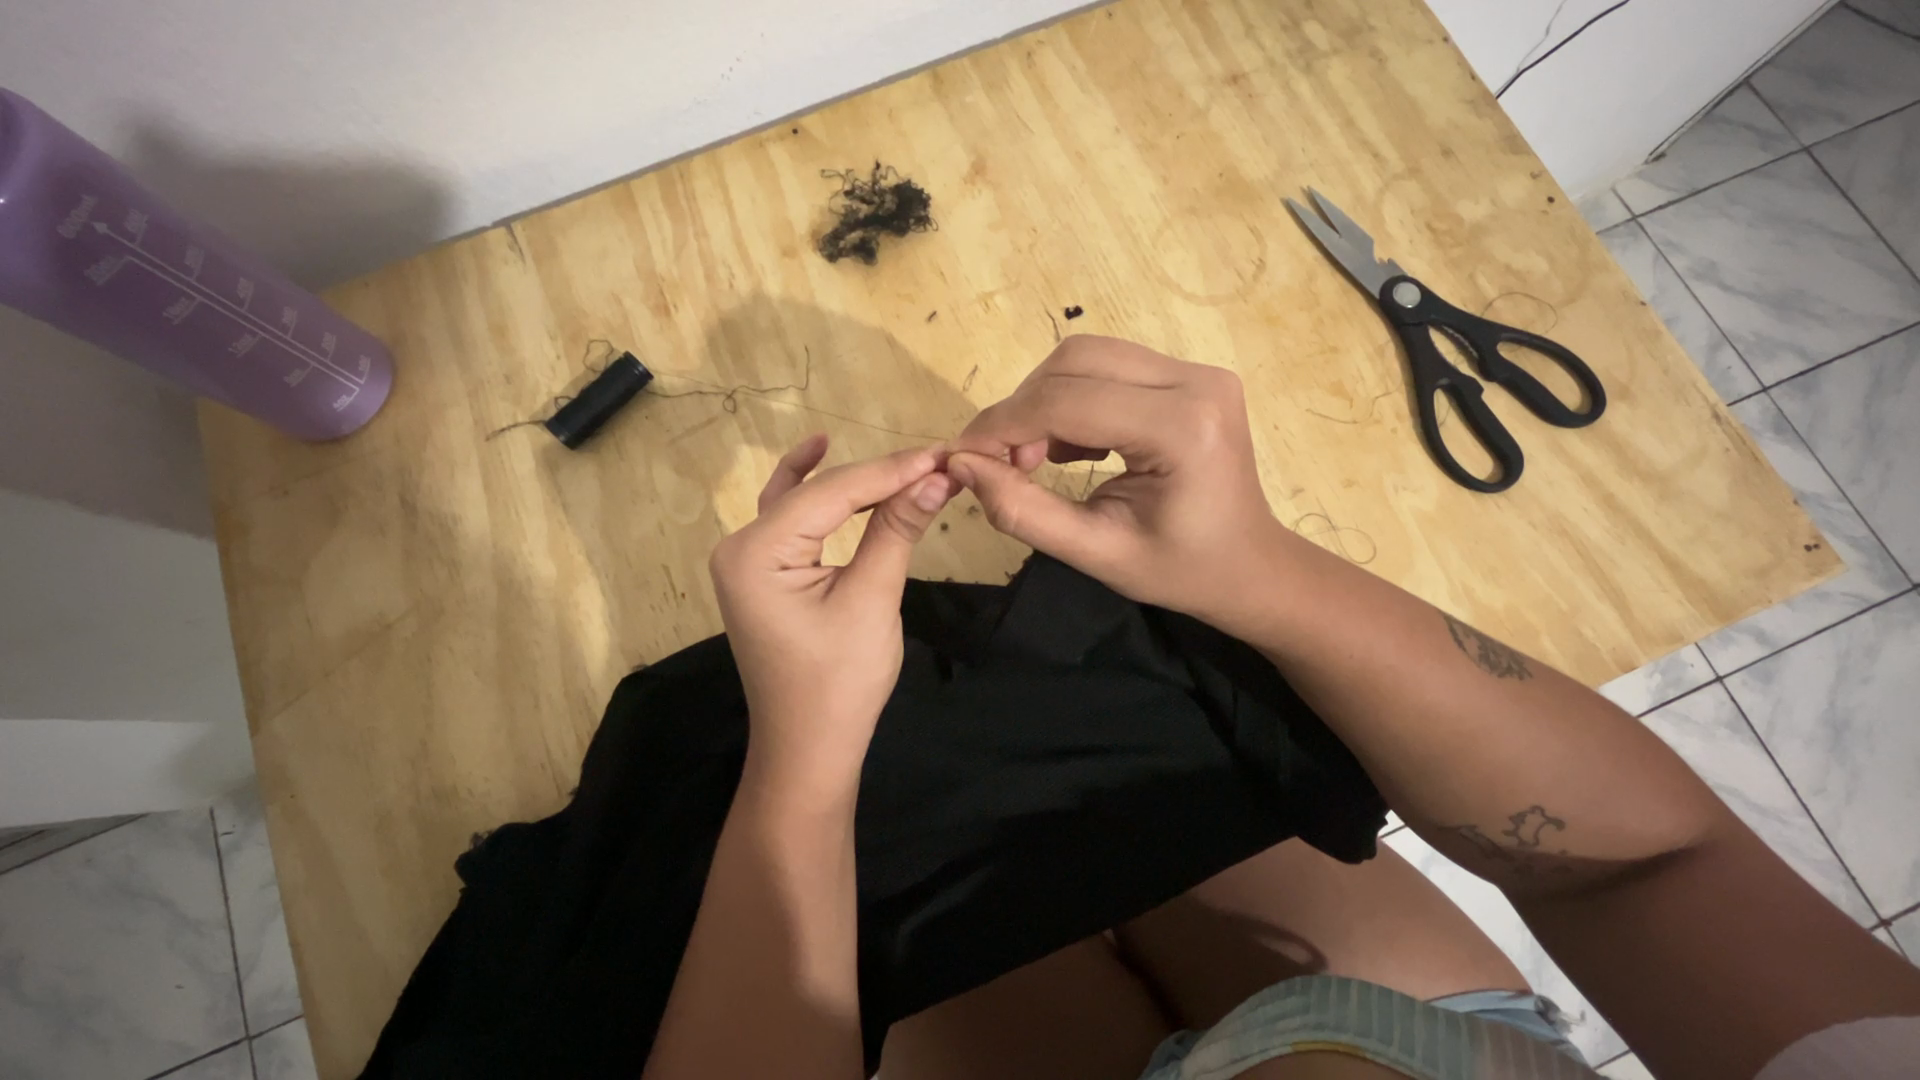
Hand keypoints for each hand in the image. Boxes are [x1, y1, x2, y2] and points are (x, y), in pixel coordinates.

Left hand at [709, 435, 959, 802]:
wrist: (810, 747)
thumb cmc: (839, 683)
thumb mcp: (872, 600)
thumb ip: (897, 529)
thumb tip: (937, 477)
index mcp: (754, 553)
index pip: (830, 493)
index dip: (890, 472)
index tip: (943, 456)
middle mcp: (739, 546)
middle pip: (816, 493)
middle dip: (877, 476)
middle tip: (935, 461)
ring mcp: (746, 560)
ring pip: (804, 500)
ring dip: (852, 482)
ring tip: (905, 463)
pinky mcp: (762, 574)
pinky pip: (791, 520)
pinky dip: (816, 494)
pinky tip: (821, 453)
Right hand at [947, 335, 1296, 634]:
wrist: (1249, 567)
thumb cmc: (1180, 571)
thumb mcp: (1095, 553)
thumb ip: (1023, 510)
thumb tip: (959, 465)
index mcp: (1182, 429)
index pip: (1067, 402)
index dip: (1002, 425)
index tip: (961, 456)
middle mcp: (1196, 381)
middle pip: (1075, 361)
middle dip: (1022, 409)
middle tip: (1005, 464)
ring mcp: (1198, 372)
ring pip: (1088, 356)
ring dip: (1044, 400)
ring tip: (1036, 459)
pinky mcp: (1191, 375)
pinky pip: (1110, 366)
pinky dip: (1072, 399)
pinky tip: (1072, 447)